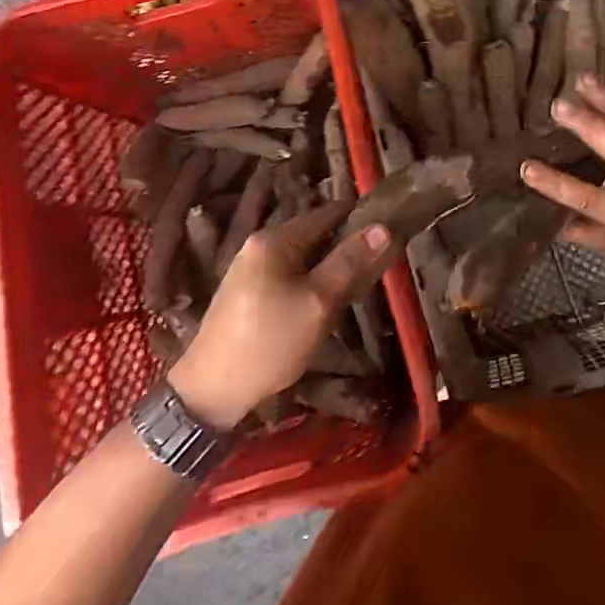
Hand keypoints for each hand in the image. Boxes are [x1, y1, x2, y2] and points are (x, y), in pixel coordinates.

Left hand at [167, 203, 393, 428]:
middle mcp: (259, 245)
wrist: (213, 391)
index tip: (391, 232)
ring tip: (357, 292)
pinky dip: (311, 286)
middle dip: (345, 250)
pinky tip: (325, 308)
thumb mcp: (318, 302)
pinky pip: (289, 278)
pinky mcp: (248, 294)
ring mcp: (250, 270)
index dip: (359, 220)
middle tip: (378, 270)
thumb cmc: (270, 341)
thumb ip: (349, 262)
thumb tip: (381, 227)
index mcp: (273, 239)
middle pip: (314, 236)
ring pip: (303, 260)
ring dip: (329, 272)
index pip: (327, 213)